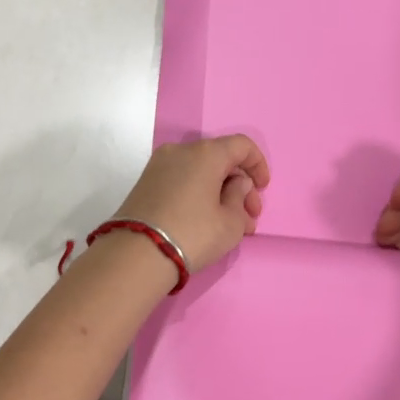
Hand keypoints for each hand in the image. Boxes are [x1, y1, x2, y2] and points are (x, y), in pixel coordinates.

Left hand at [112, 136, 268, 273]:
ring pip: (200, 172)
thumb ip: (240, 198)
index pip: (241, 145)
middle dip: (240, 186)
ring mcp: (159, 166)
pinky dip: (199, 194)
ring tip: (231, 226)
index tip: (263, 189)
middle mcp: (180, 151)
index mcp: (206, 153)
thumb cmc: (193, 234)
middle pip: (220, 159)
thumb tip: (236, 185)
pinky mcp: (146, 183)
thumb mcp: (231, 223)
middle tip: (250, 217)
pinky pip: (182, 180)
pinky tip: (207, 221)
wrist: (137, 254)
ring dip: (220, 193)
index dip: (258, 164)